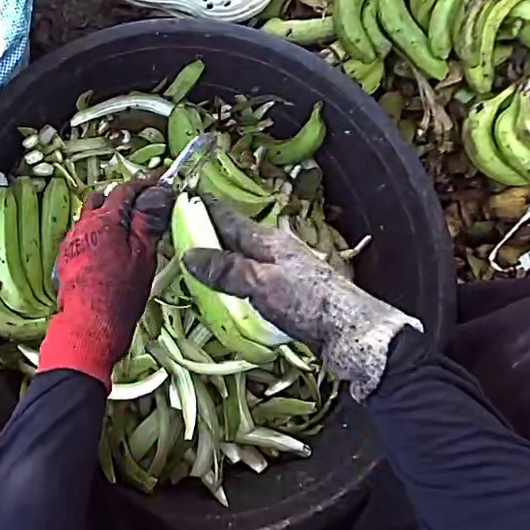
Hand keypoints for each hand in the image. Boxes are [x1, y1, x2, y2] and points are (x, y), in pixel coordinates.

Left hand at [37, 178, 172, 386]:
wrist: (88, 328)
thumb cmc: (117, 296)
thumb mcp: (143, 257)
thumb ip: (146, 223)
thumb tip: (155, 197)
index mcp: (104, 220)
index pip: (125, 189)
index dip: (145, 183)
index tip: (158, 181)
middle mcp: (82, 226)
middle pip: (102, 199)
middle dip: (122, 198)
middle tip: (143, 206)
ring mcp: (72, 242)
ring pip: (90, 217)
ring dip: (108, 217)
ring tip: (128, 230)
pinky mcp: (67, 259)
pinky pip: (83, 235)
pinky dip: (98, 234)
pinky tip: (111, 250)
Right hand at [182, 201, 419, 400]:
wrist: (350, 332)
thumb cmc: (307, 302)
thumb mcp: (260, 283)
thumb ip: (225, 270)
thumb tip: (189, 255)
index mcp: (266, 239)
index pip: (228, 217)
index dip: (205, 207)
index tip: (182, 198)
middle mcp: (273, 250)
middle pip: (234, 237)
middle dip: (209, 232)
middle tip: (180, 233)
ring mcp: (282, 270)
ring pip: (243, 258)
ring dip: (222, 257)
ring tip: (197, 261)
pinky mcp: (287, 292)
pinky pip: (252, 278)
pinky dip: (235, 279)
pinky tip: (228, 291)